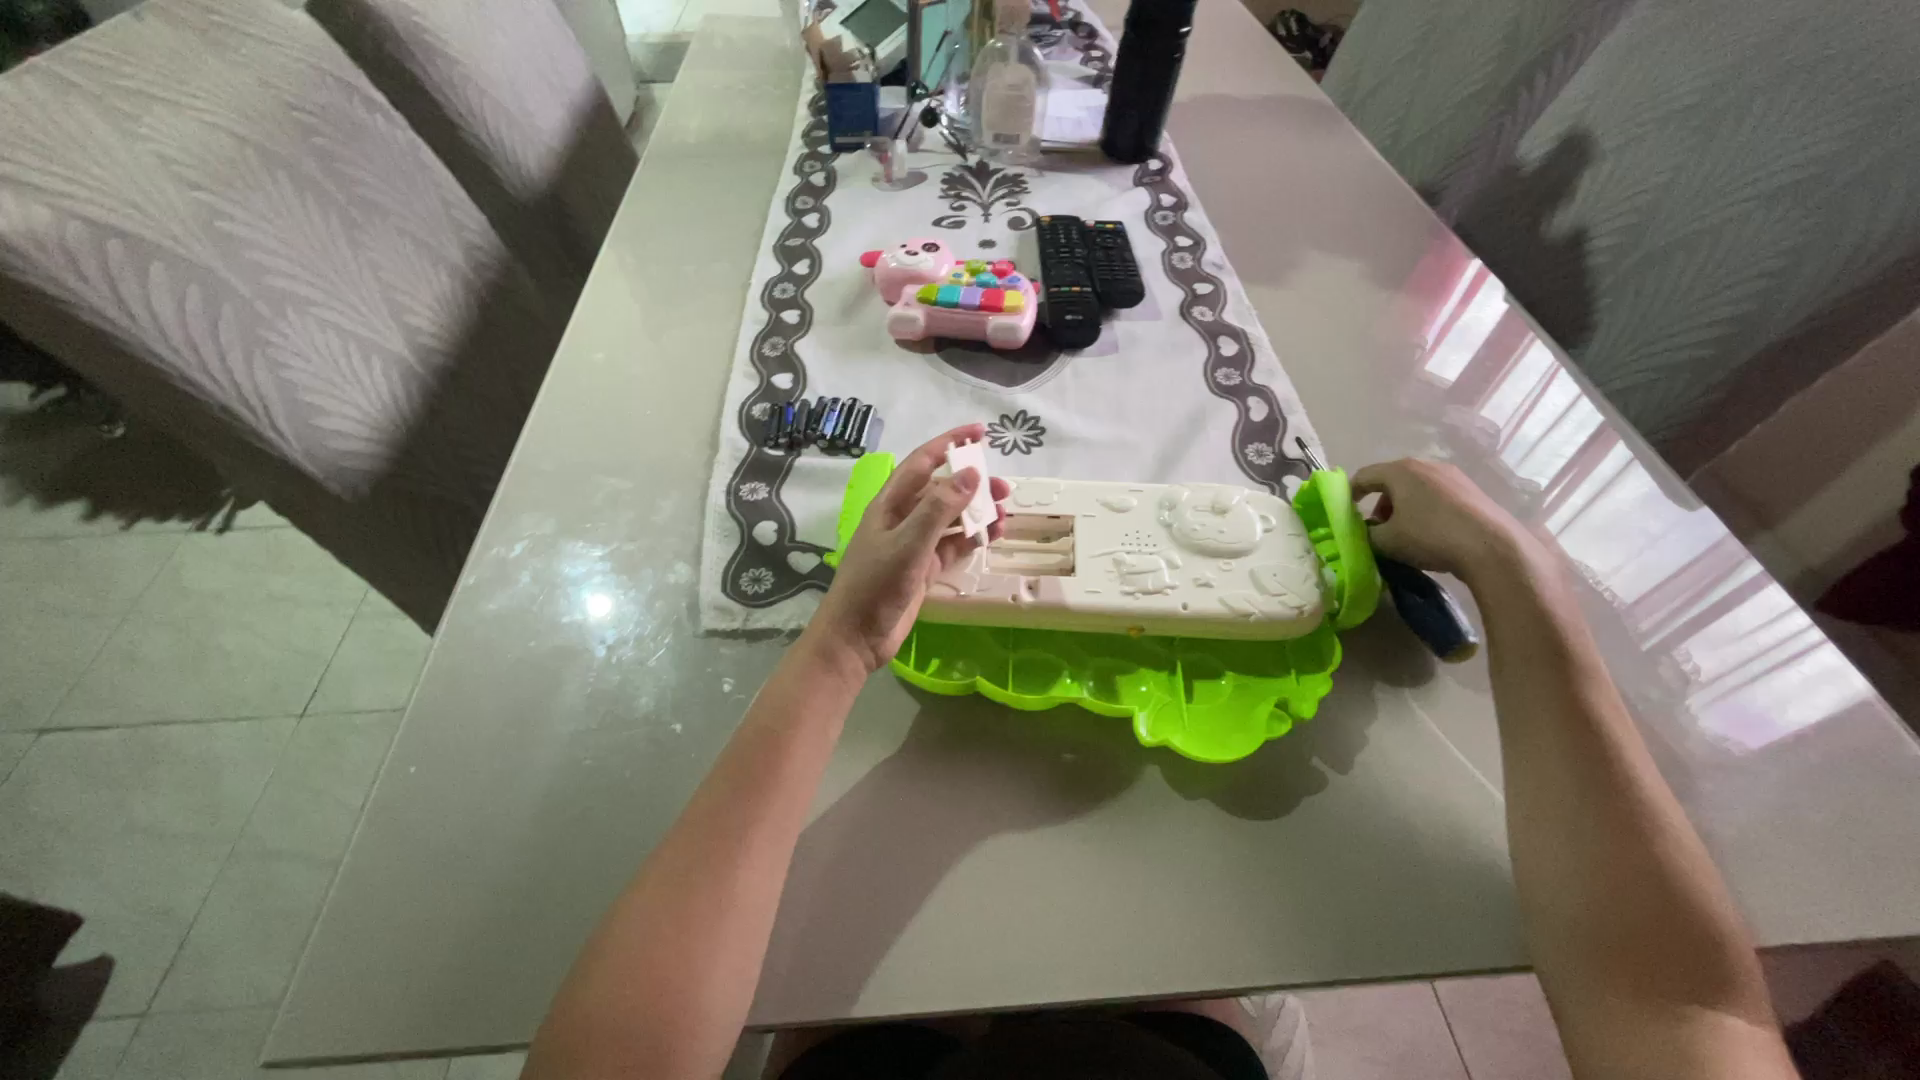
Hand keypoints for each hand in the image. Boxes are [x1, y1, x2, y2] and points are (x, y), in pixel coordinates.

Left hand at [807, 424, 1009, 675]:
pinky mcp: (922, 568)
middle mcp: (901, 518)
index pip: (923, 462)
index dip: (950, 443)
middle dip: (972, 484)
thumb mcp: (908, 544)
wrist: (855, 638)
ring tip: (1004, 511)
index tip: (980, 432)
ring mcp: (912, 544)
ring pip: (950, 518)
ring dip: (975, 512)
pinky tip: (992, 536)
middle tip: (1004, 488)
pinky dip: (972, 538)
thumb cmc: (874, 587)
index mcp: (890, 504)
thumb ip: (939, 509)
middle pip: (941, 490)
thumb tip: (971, 474)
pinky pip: (952, 545)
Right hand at [1351, 459, 1543, 586]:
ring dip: (1403, 507)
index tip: (1345, 513)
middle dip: (1380, 504)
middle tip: (1377, 528)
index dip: (1349, 494)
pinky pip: (1437, 495)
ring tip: (1404, 532)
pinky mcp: (1471, 490)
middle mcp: (1426, 465)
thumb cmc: (1430, 536)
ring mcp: (1452, 476)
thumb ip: (1366, 534)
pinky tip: (1431, 532)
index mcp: (1400, 471)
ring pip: (1416, 488)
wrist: (1491, 547)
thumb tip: (1365, 532)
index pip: (1363, 476)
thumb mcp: (1386, 541)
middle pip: (1391, 481)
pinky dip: (1425, 509)